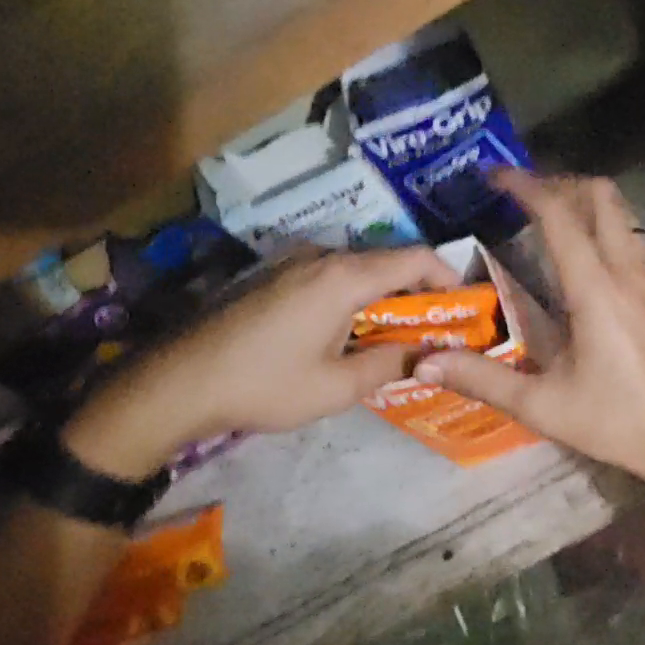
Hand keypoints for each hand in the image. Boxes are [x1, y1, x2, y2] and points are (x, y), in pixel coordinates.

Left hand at [62, 247, 458, 478]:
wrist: (178, 383)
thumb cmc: (264, 385)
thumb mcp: (338, 386)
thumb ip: (391, 363)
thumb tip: (430, 354)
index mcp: (344, 277)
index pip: (415, 258)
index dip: (448, 276)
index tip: (466, 305)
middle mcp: (322, 258)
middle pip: (387, 262)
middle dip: (418, 292)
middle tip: (438, 329)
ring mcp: (294, 264)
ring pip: (358, 270)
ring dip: (384, 297)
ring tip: (399, 336)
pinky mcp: (274, 278)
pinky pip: (331, 278)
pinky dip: (354, 298)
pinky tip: (353, 333)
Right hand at [414, 171, 644, 498]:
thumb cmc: (619, 421)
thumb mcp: (544, 406)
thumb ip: (483, 379)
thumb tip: (427, 362)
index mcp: (595, 288)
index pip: (559, 213)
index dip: (525, 185)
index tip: (496, 177)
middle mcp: (629, 271)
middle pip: (601, 195)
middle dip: (560, 184)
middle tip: (525, 200)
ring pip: (624, 216)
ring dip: (587, 205)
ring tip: (552, 226)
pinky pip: (637, 243)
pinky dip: (609, 233)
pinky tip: (591, 269)